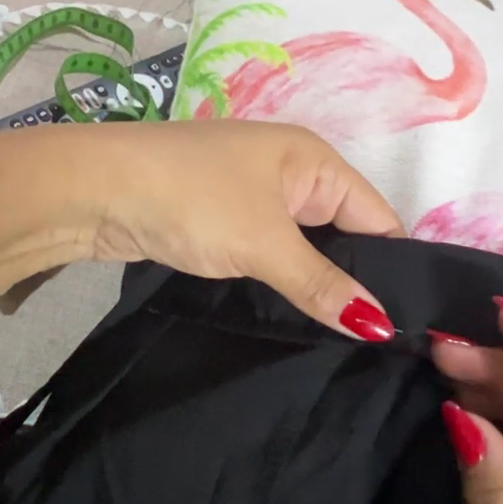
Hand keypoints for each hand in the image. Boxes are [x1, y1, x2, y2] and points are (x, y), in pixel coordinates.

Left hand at [80, 120, 404, 339]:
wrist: (93, 188)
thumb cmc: (191, 200)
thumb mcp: (264, 243)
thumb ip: (322, 284)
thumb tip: (381, 326)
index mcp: (314, 159)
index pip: (377, 217)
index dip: (395, 269)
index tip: (408, 328)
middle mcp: (290, 171)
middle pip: (343, 231)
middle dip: (355, 281)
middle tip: (375, 344)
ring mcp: (252, 194)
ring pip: (303, 245)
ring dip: (314, 284)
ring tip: (340, 341)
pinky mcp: (221, 219)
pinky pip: (269, 252)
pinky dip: (280, 279)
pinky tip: (292, 317)